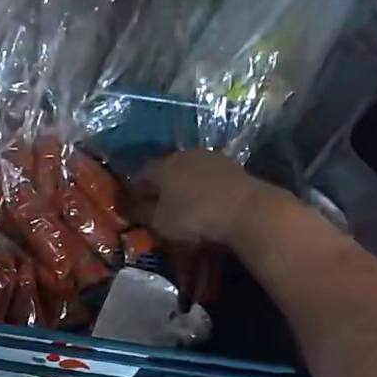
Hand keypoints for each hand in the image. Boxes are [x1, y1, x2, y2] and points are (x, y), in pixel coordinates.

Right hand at [138, 150, 274, 244]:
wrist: (246, 210)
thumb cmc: (193, 216)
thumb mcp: (159, 222)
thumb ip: (142, 213)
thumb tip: (130, 208)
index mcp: (163, 165)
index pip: (140, 175)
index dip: (133, 191)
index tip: (132, 206)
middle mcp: (185, 155)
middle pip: (165, 170)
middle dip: (159, 187)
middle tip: (156, 207)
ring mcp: (211, 158)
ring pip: (188, 172)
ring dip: (182, 187)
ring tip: (181, 206)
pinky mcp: (232, 167)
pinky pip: (207, 178)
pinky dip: (201, 189)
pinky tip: (203, 204)